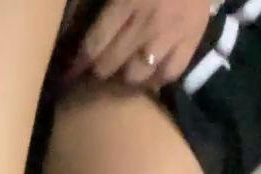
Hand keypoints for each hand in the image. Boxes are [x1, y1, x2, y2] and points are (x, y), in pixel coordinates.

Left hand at [67, 0, 211, 88]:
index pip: (92, 47)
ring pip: (136, 76)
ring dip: (123, 77)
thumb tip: (71, 27)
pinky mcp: (193, 38)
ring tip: (121, 71)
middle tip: (95, 69)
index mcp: (128, 2)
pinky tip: (148, 73)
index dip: (76, 66)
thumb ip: (96, 4)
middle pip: (109, 66)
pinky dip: (155, 79)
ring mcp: (171, 34)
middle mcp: (148, 23)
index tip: (67, 76)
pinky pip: (168, 74)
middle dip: (96, 71)